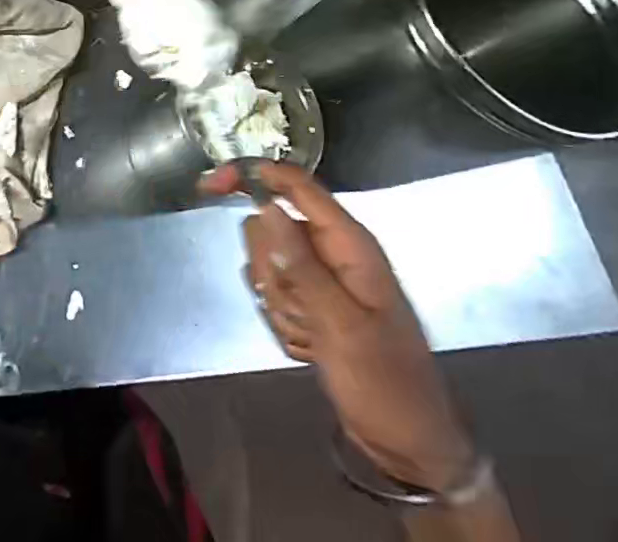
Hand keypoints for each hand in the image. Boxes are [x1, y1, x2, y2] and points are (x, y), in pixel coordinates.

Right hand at [204, 162, 475, 491]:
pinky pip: (273, 296)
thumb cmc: (385, 380)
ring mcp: (320, 280)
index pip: (296, 186)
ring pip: (267, 264)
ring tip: (312, 335)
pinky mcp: (310, 305)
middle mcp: (332, 252)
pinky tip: (310, 348)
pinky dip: (283, 323)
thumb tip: (267, 206)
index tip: (210, 184)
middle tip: (300, 309)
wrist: (408, 442)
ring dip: (279, 303)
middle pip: (270, 227)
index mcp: (348, 242)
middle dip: (271, 269)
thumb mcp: (341, 323)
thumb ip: (301, 263)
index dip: (252, 175)